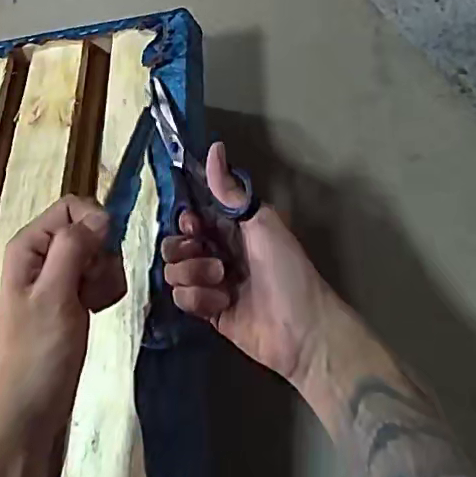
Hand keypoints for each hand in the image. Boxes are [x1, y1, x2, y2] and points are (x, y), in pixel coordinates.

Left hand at [0, 196, 125, 429]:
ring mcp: (58, 277)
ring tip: (90, 305)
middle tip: (89, 287)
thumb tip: (101, 214)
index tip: (102, 252)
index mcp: (29, 244)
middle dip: (100, 254)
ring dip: (104, 276)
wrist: (28, 415)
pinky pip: (99, 278)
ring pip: (98, 254)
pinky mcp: (72, 298)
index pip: (71, 206)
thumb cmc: (37, 354)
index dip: (93, 222)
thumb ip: (74, 248)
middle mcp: (43, 254)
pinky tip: (95, 312)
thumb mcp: (54, 295)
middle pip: (88, 229)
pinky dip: (104, 291)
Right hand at [161, 142, 337, 383]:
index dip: (185, 220)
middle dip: (184, 249)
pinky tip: (222, 304)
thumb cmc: (287, 269)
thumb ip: (230, 190)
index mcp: (227, 228)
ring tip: (223, 283)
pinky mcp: (205, 311)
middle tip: (210, 258)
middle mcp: (214, 251)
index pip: (188, 216)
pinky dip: (199, 300)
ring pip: (172, 270)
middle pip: (173, 242)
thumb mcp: (261, 223)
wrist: (303, 330)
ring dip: (194, 275)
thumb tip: (214, 146)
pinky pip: (180, 298)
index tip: (195, 226)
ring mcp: (207, 283)